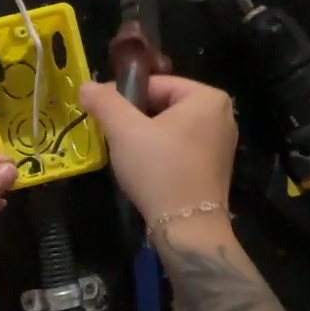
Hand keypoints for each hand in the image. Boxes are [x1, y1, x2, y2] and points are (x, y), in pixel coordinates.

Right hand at [79, 75, 236, 221]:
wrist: (187, 226)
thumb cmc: (158, 170)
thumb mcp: (124, 131)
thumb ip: (104, 102)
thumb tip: (86, 85)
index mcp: (207, 97)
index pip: (155, 84)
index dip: (124, 97)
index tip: (102, 115)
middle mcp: (222, 115)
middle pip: (164, 106)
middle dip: (135, 120)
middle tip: (112, 138)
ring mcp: (221, 144)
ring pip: (170, 129)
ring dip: (144, 138)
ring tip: (125, 156)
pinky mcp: (214, 168)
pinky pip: (180, 149)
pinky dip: (160, 155)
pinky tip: (145, 172)